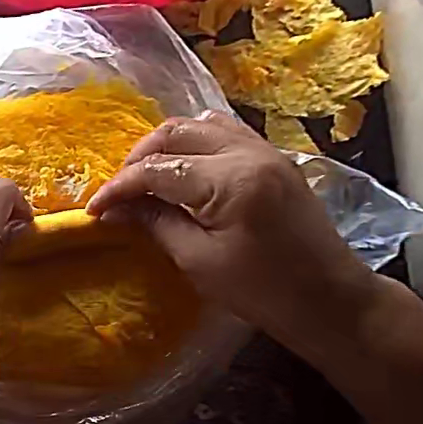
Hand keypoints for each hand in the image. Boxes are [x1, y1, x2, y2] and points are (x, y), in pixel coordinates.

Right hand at [85, 111, 385, 354]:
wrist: (328, 298)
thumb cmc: (260, 289)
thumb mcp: (197, 259)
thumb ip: (155, 222)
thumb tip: (115, 210)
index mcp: (230, 181)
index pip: (156, 169)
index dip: (118, 188)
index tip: (94, 210)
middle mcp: (249, 153)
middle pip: (175, 133)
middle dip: (136, 159)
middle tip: (117, 193)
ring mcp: (265, 151)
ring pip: (199, 125)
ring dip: (163, 146)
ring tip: (144, 177)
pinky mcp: (273, 159)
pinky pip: (223, 132)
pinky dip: (192, 143)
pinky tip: (178, 167)